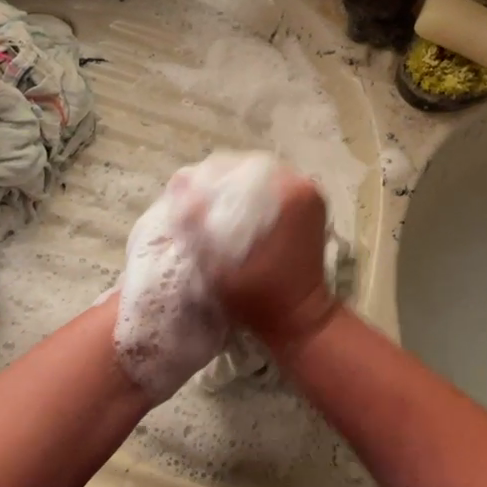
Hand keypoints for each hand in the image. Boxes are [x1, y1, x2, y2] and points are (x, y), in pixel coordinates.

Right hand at [186, 162, 336, 353]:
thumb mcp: (219, 264)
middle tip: (194, 205)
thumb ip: (197, 222)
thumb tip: (178, 182)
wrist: (299, 320)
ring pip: (256, 179)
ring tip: (209, 212)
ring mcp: (307, 194)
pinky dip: (248, 199)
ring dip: (232, 191)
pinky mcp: (307, 206)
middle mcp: (301, 185)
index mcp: (287, 191)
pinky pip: (269, 191)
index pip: (234, 167)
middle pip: (246, 169)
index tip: (185, 198)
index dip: (204, 180)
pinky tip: (230, 217)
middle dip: (218, 184)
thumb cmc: (259, 297)